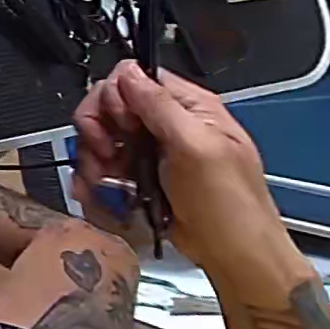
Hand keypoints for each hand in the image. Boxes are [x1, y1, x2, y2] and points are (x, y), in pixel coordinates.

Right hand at [71, 61, 304, 280]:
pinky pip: (107, 165)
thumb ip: (159, 106)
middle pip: (111, 105)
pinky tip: (99, 192)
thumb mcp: (195, 147)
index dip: (117, 98)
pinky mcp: (142, 176)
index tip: (121, 127)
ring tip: (104, 182)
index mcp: (189, 105)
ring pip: (103, 136)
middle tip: (106, 155)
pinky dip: (97, 178)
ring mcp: (153, 150)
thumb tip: (128, 71)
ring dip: (94, 158)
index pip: (134, 76)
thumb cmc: (229, 204)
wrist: (235, 257)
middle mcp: (168, 122)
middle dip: (98, 129)